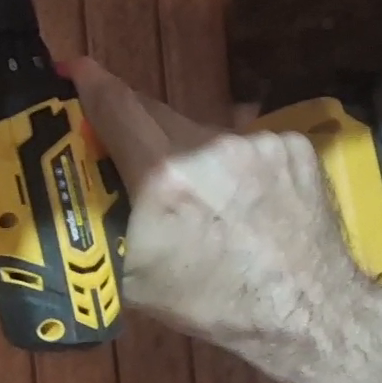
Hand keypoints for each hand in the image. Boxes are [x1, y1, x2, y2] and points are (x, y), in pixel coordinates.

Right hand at [61, 57, 374, 359]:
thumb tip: (71, 191)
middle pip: (152, 113)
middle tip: (117, 149)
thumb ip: (101, 223)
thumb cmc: (210, 302)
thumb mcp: (130, 275)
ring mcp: (257, 143)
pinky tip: (235, 201)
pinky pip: (239, 144)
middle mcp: (209, 147)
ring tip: (191, 197)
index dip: (89, 84)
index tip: (70, 67)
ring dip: (180, 151)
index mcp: (163, 178)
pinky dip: (225, 164)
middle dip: (129, 125)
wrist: (310, 314)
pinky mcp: (292, 146)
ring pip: (196, 131)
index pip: (116, 107)